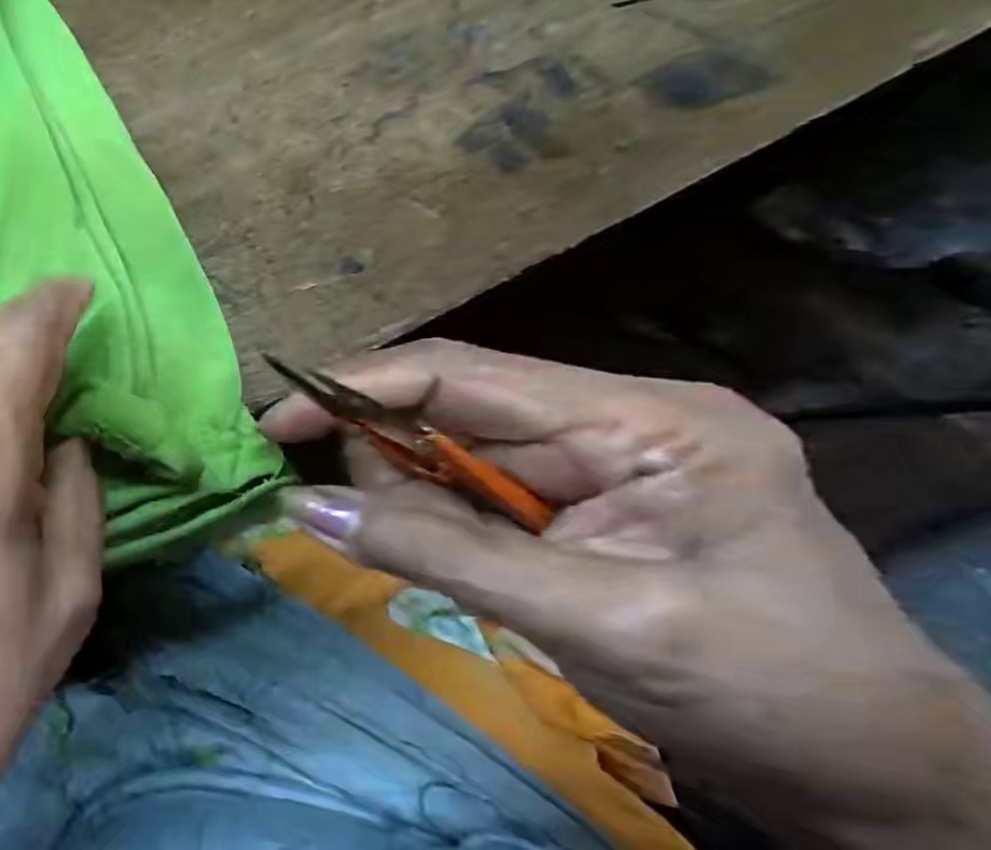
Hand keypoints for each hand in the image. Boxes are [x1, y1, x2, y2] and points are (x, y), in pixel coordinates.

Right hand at [261, 340, 990, 849]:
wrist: (875, 779)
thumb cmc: (769, 692)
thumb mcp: (596, 621)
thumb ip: (439, 554)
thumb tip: (305, 506)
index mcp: (638, 420)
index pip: (461, 373)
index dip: (356, 388)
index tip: (278, 419)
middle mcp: (605, 418)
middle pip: (443, 408)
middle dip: (383, 459)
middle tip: (356, 521)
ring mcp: (588, 455)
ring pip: (443, 451)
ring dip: (407, 499)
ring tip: (443, 563)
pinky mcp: (570, 495)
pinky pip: (464, 490)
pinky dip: (431, 520)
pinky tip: (452, 559)